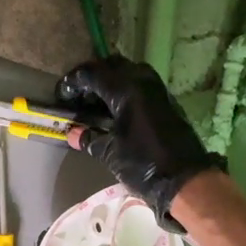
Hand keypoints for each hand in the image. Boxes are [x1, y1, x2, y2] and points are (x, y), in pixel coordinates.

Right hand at [57, 56, 224, 232]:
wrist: (184, 179)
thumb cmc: (144, 165)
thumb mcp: (110, 153)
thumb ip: (90, 138)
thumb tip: (72, 133)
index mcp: (125, 89)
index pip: (92, 73)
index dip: (72, 82)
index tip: (61, 95)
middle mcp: (142, 81)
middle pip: (111, 66)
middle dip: (92, 77)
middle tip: (78, 96)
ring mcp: (157, 89)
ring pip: (128, 73)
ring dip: (110, 82)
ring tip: (95, 103)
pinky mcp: (165, 100)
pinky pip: (140, 84)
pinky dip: (124, 91)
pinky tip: (115, 110)